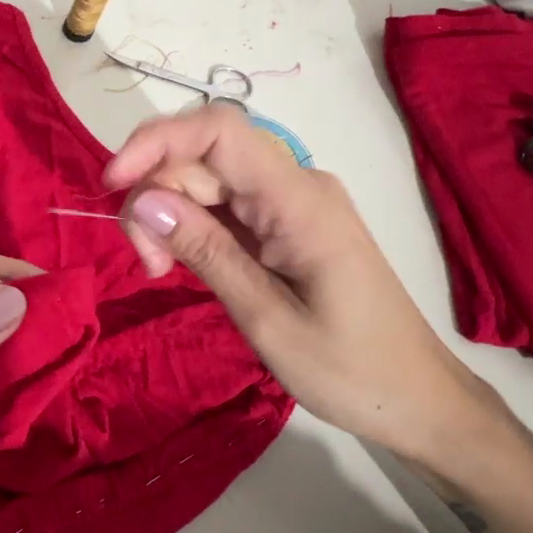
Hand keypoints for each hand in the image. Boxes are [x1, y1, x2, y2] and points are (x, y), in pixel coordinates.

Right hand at [105, 104, 500, 464]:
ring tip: (163, 271)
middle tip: (148, 264)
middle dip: (156, 196)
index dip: (156, 141)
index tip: (112, 184)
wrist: (420, 402)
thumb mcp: (268, 319)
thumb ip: (206, 253)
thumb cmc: (352, 370)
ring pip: (205, 180)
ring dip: (168, 215)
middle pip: (202, 158)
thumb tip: (144, 201)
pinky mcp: (284, 223)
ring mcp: (290, 203)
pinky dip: (190, 226)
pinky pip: (222, 204)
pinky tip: (181, 262)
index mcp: (299, 201)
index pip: (218, 131)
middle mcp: (295, 186)